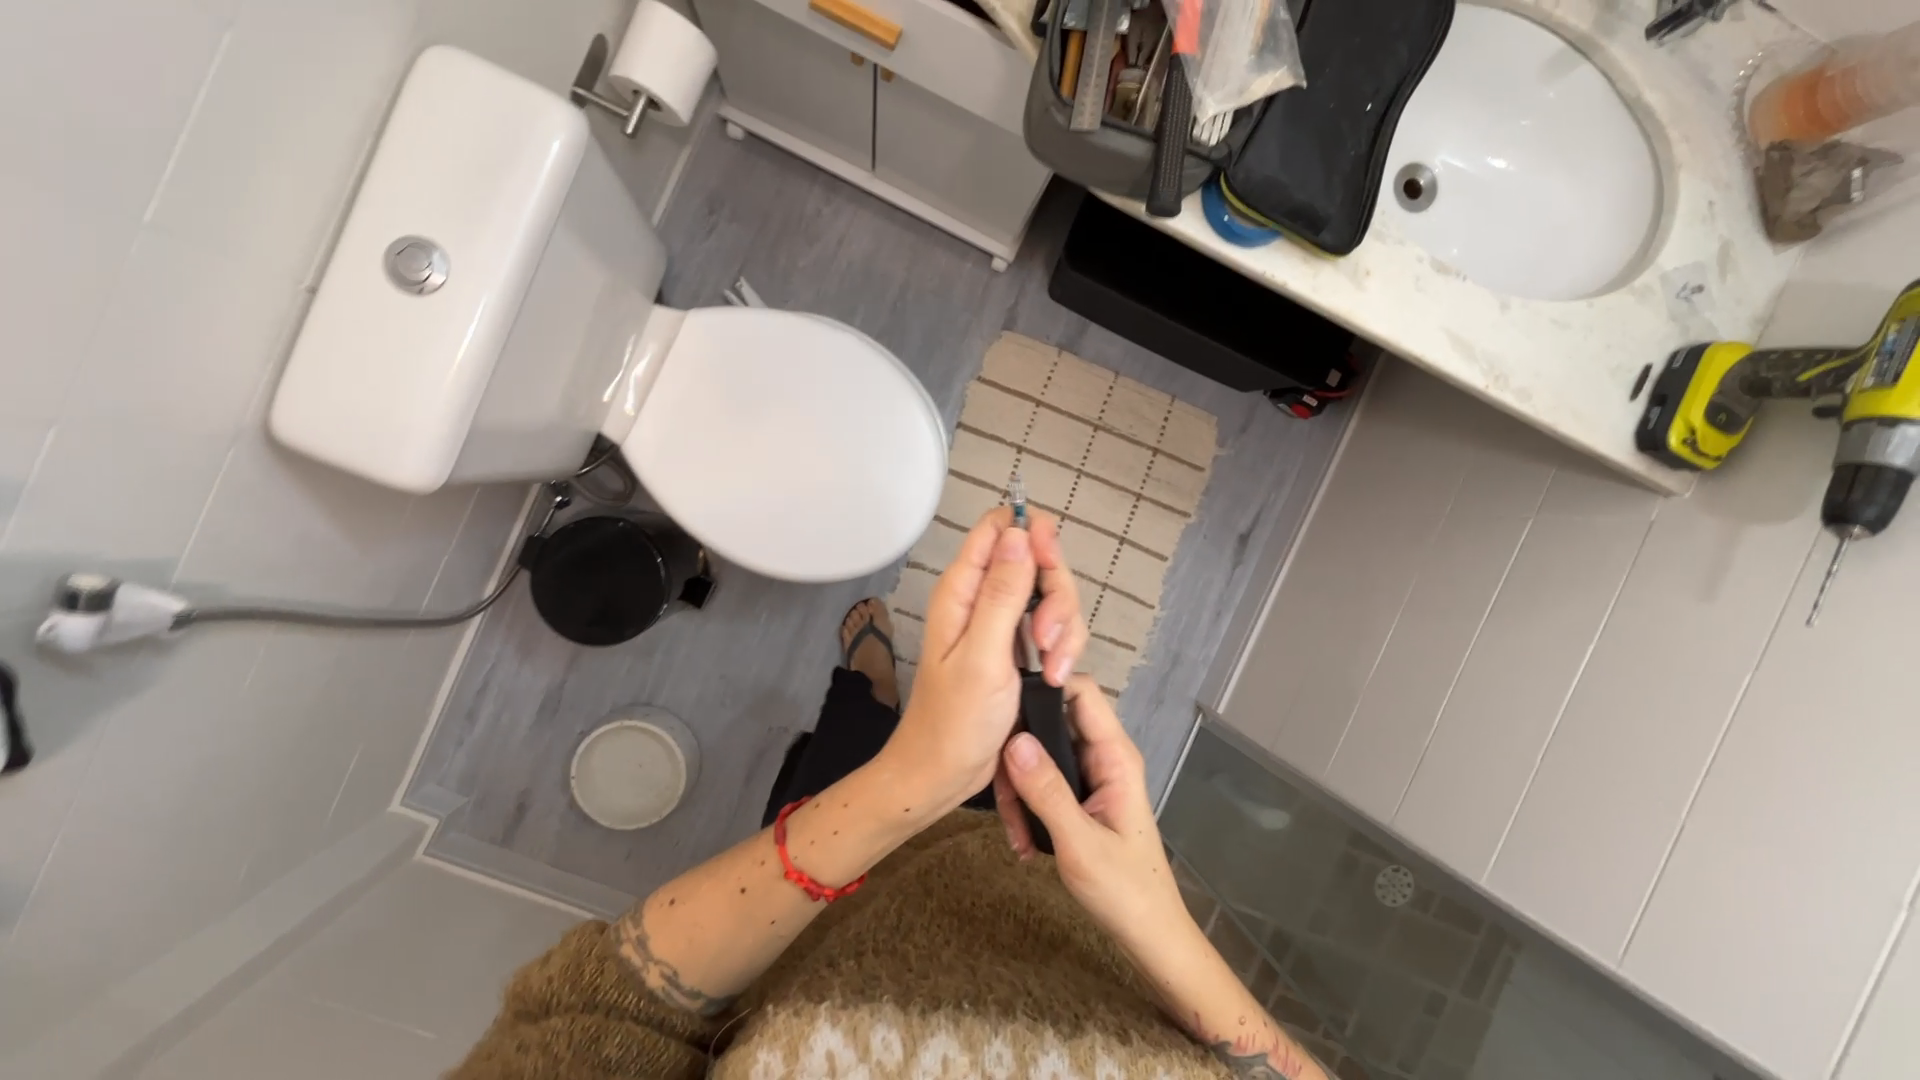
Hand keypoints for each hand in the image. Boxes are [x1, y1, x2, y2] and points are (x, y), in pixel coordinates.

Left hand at [879, 507, 1088, 810]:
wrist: (945, 771)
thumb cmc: (954, 720)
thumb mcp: (982, 655)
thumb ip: (1002, 593)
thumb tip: (1019, 533)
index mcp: (962, 589)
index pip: (999, 528)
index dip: (1032, 535)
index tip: (1050, 566)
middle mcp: (981, 597)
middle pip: (1037, 562)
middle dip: (1056, 597)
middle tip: (1047, 641)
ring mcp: (1002, 622)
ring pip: (1051, 597)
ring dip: (1064, 630)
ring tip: (1051, 669)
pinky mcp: (1018, 647)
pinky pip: (1053, 628)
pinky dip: (1062, 649)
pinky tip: (1054, 677)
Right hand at [997, 677, 1185, 948]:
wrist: (1148, 933)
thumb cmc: (1124, 890)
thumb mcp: (1080, 843)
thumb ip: (1047, 791)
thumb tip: (1013, 740)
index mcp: (1115, 756)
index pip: (1081, 692)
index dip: (1045, 686)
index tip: (1004, 706)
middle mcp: (1101, 756)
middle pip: (1049, 724)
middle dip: (1018, 754)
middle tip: (1001, 795)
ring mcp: (1088, 776)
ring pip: (1039, 757)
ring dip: (1019, 791)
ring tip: (1016, 834)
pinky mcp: (1077, 797)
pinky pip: (1042, 784)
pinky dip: (1026, 808)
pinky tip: (1024, 843)